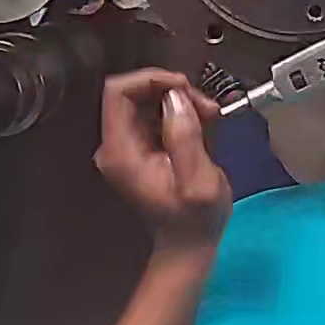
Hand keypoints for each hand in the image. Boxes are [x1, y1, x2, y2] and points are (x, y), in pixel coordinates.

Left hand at [95, 70, 229, 255]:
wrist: (189, 244)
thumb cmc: (195, 220)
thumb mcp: (199, 182)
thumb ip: (185, 137)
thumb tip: (176, 99)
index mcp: (121, 153)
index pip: (117, 92)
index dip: (150, 80)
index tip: (183, 88)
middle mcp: (116, 145)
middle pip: (133, 91)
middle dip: (172, 90)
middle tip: (204, 106)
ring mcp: (127, 145)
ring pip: (146, 98)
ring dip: (180, 99)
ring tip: (207, 115)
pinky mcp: (141, 144)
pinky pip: (155, 111)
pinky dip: (179, 110)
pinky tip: (201, 122)